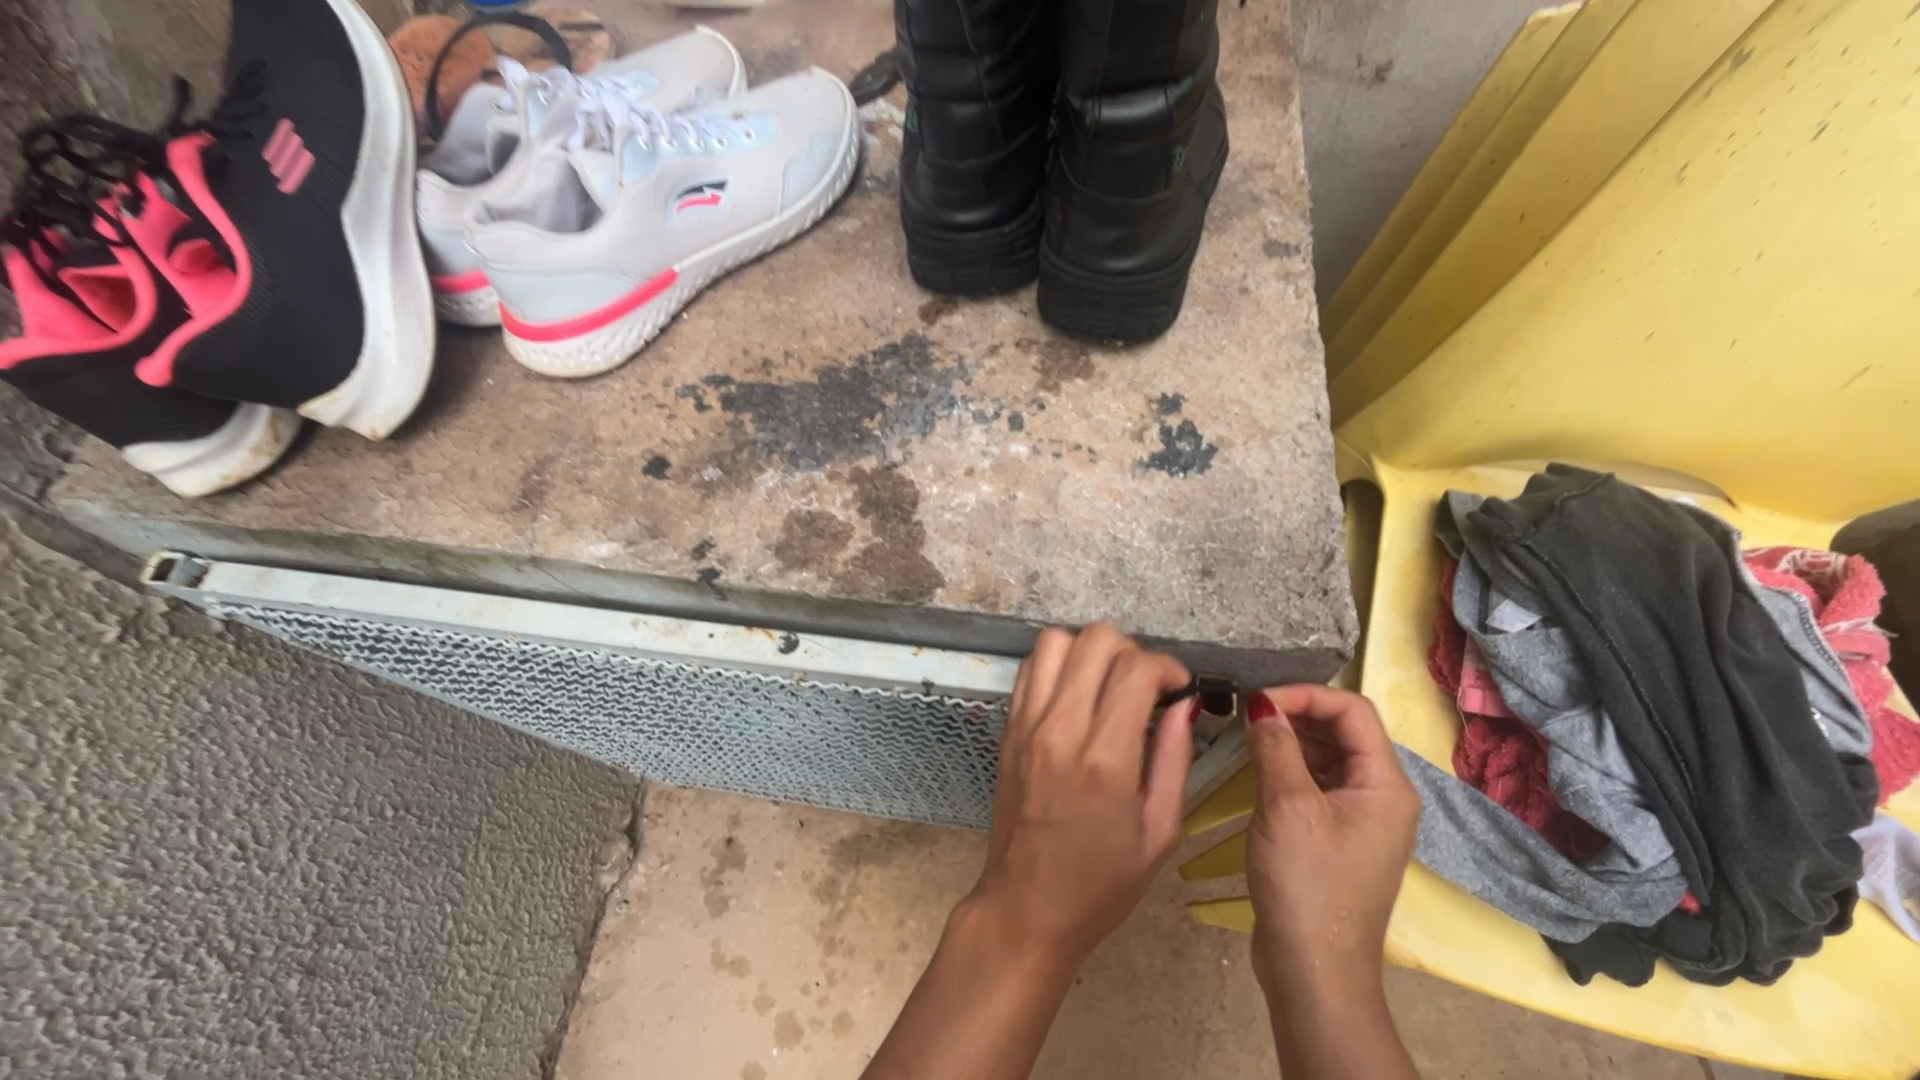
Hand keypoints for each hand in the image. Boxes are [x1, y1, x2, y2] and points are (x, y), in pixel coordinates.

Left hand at [963, 623, 1196, 965]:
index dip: (1167, 666)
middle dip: (1132, 650)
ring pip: (1055, 641)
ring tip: (1108, 682)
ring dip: (1090, 650)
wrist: (1026, 908)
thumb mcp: (1160, 830)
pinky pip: (1029, 667)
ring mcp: (1026, 725)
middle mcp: (1060, 729)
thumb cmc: (1101, 883)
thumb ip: (1174, 756)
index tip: (1178, 687)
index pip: (1136, 669)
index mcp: (1104, 759)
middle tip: (1145, 685)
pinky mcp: (1007, 729)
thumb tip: (1186, 703)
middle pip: (1095, 640)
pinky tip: (1076, 693)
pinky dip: (1057, 663)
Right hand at [1243, 685, 1419, 994]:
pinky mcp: (1338, 837)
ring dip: (1290, 740)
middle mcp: (1382, 796)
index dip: (1305, 694)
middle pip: (1343, 731)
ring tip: (1247, 737)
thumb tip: (1262, 704)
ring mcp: (1361, 819)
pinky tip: (1257, 769)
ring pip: (1328, 756)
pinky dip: (1289, 768)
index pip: (1352, 710)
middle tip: (1247, 716)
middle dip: (1296, 714)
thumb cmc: (1306, 883)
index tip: (1258, 700)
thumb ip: (1276, 746)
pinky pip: (1317, 785)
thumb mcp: (1287, 806)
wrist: (1313, 969)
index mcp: (1386, 784)